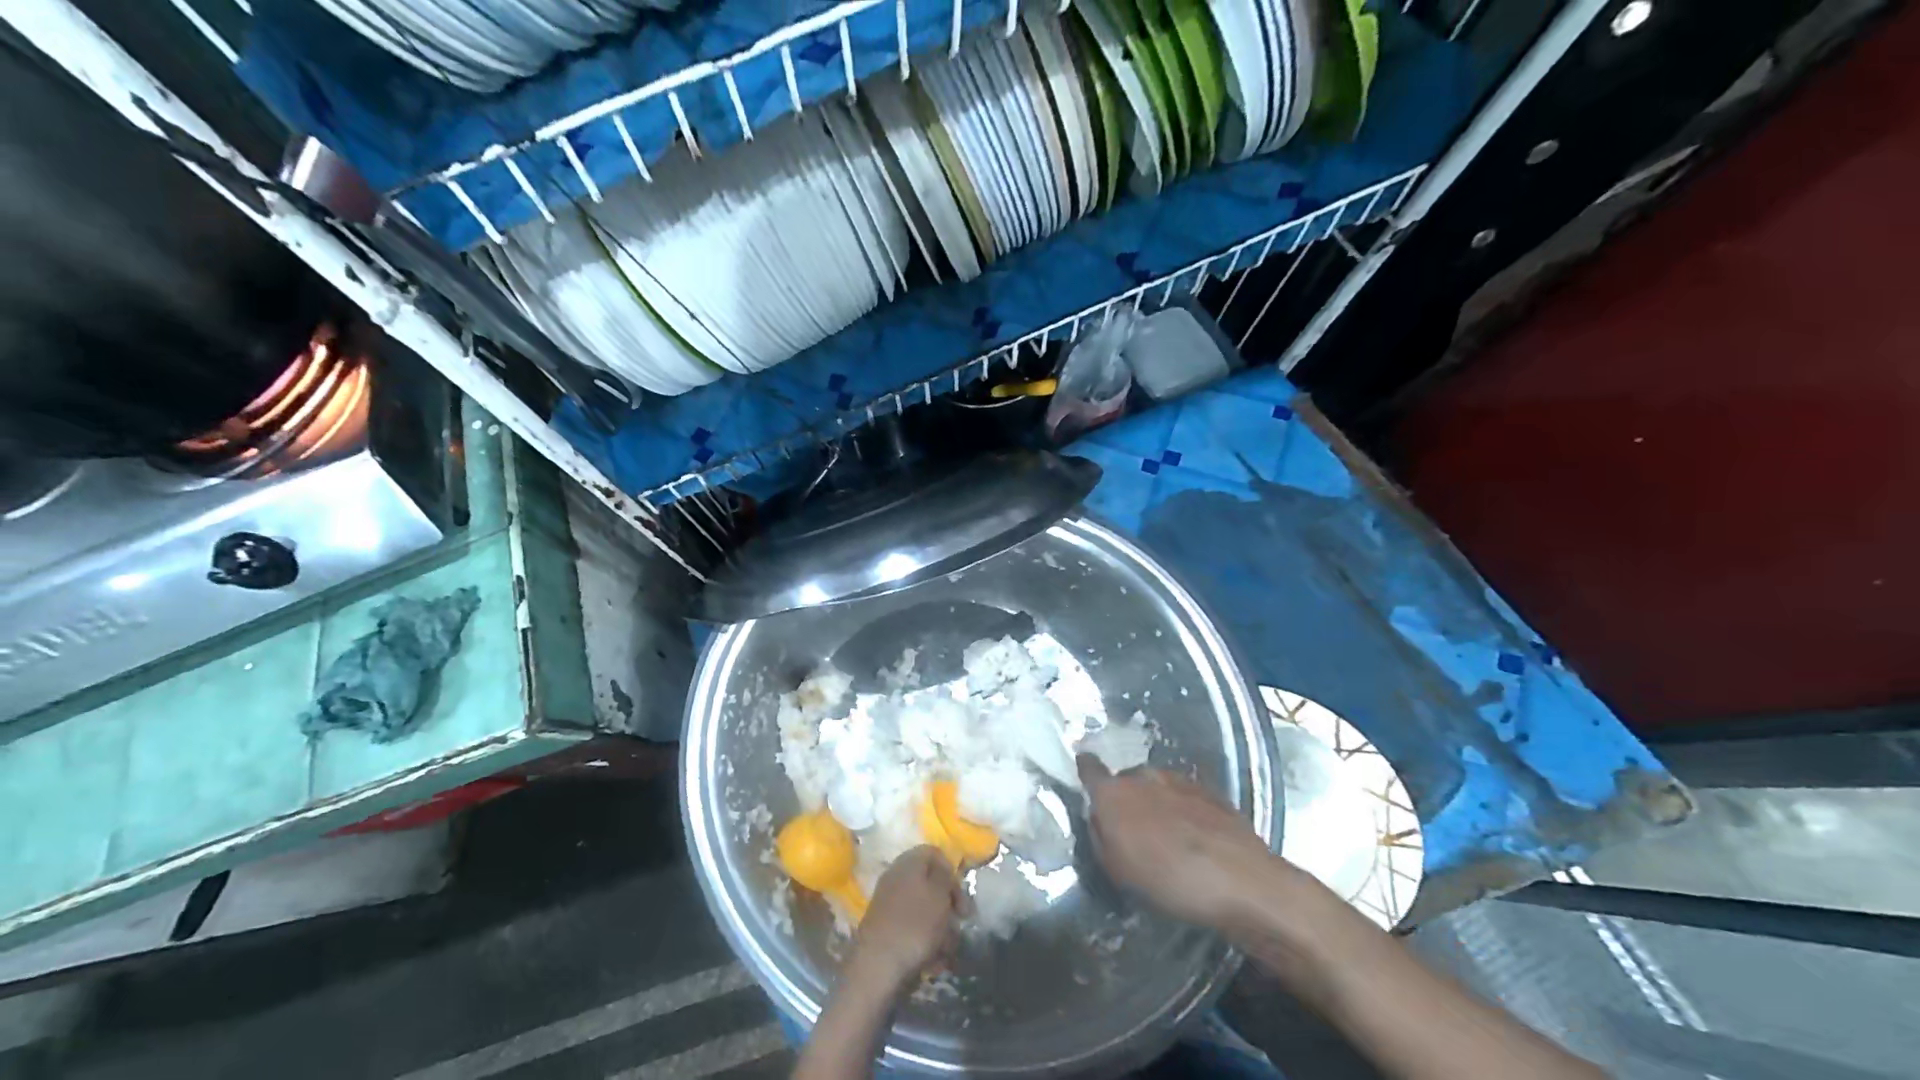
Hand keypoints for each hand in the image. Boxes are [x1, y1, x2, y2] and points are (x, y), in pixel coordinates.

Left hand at [847, 846, 962, 991]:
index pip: (934, 854)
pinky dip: (926, 943)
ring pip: (924, 910)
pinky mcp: (886, 928)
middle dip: (948, 905)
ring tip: (947, 949)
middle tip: (960, 922)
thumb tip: (943, 871)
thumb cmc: (915, 924)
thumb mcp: (939, 894)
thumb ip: (945, 876)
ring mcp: (889, 904)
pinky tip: (933, 961)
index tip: (960, 895)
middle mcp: (896, 878)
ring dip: (940, 929)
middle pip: (930, 884)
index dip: (951, 871)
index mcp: (908, 863)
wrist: (877, 966)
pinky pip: (913, 929)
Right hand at [1077, 755, 1278, 930]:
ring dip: (1156, 806)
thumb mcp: (1118, 871)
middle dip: (1126, 801)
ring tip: (1168, 840)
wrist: (1243, 881)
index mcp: (1114, 793)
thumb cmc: (1170, 880)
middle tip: (1133, 833)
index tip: (1085, 782)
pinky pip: (1184, 797)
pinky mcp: (1211, 790)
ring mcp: (1179, 779)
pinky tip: (1195, 840)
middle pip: (1125, 782)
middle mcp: (1143, 775)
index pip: (1089, 768)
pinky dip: (1184, 812)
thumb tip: (1098, 818)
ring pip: (1156, 788)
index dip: (1085, 772)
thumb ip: (1100, 837)